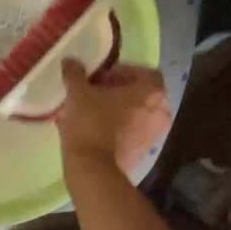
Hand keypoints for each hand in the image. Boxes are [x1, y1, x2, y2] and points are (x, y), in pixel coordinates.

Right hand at [54, 59, 171, 178]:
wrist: (94, 169)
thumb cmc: (90, 124)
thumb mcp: (77, 94)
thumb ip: (75, 74)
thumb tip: (69, 60)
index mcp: (151, 91)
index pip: (142, 71)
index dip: (120, 71)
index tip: (99, 78)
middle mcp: (161, 109)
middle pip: (142, 92)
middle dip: (120, 90)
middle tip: (95, 93)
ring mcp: (156, 133)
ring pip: (139, 113)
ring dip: (121, 109)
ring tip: (95, 113)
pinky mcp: (146, 151)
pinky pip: (136, 131)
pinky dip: (122, 127)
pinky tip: (99, 131)